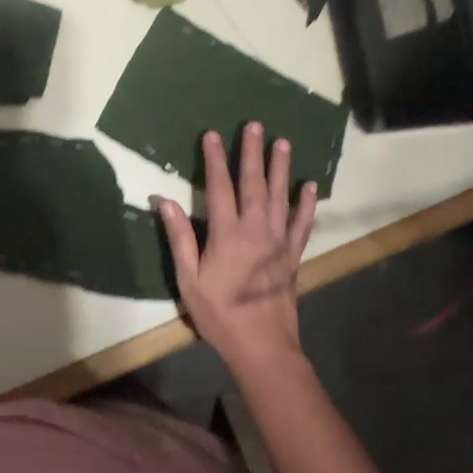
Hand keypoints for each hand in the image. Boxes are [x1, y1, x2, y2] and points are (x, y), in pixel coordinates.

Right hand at [155, 124, 317, 372]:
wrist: (263, 347)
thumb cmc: (219, 314)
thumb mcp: (188, 279)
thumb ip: (179, 237)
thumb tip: (163, 201)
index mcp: (227, 234)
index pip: (219, 187)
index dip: (215, 159)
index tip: (212, 134)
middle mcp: (256, 230)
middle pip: (253, 183)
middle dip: (252, 153)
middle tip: (254, 125)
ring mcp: (279, 242)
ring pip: (280, 196)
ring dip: (280, 168)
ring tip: (283, 142)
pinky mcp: (293, 256)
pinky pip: (301, 224)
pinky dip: (306, 203)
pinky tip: (309, 186)